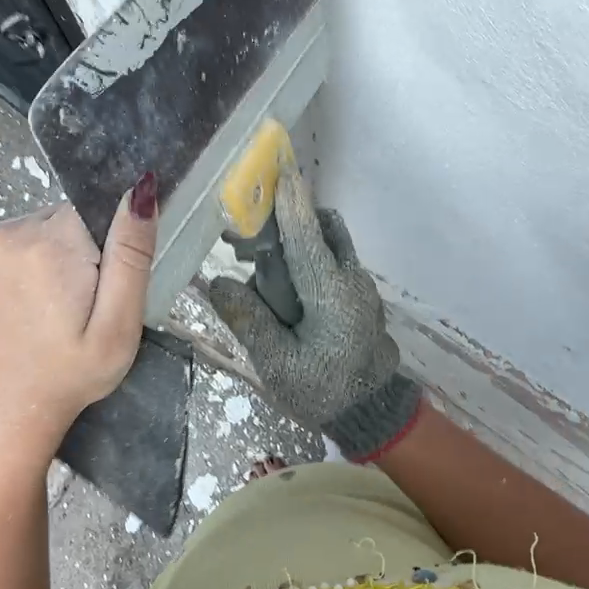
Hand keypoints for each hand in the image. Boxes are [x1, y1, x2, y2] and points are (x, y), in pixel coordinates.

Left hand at [0, 173, 158, 440]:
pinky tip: (32, 298)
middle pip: (71, 217)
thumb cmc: (71, 373)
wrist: (8, 409)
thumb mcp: (118, 325)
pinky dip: (32, 258)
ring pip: (46, 225)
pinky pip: (20, 236)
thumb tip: (142, 189)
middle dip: (84, 250)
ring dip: (57, 253)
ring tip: (56, 305)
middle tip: (84, 303)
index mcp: (51, 245)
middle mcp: (12, 231)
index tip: (103, 287)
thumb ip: (132, 255)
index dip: (109, 246)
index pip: (97, 210)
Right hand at [208, 163, 421, 462]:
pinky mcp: (357, 296)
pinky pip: (330, 263)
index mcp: (332, 296)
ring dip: (295, 242)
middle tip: (244, 240)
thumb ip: (249, 320)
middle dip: (287, 222)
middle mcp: (351, 281)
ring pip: (328, 244)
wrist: (373, 415)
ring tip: (254, 265)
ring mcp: (359, 287)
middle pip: (323, 230)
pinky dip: (305, 260)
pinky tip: (279, 288)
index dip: (292, 206)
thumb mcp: (278, 365)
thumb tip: (215, 282)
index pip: (308, 240)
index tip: (281, 173)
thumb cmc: (323, 392)